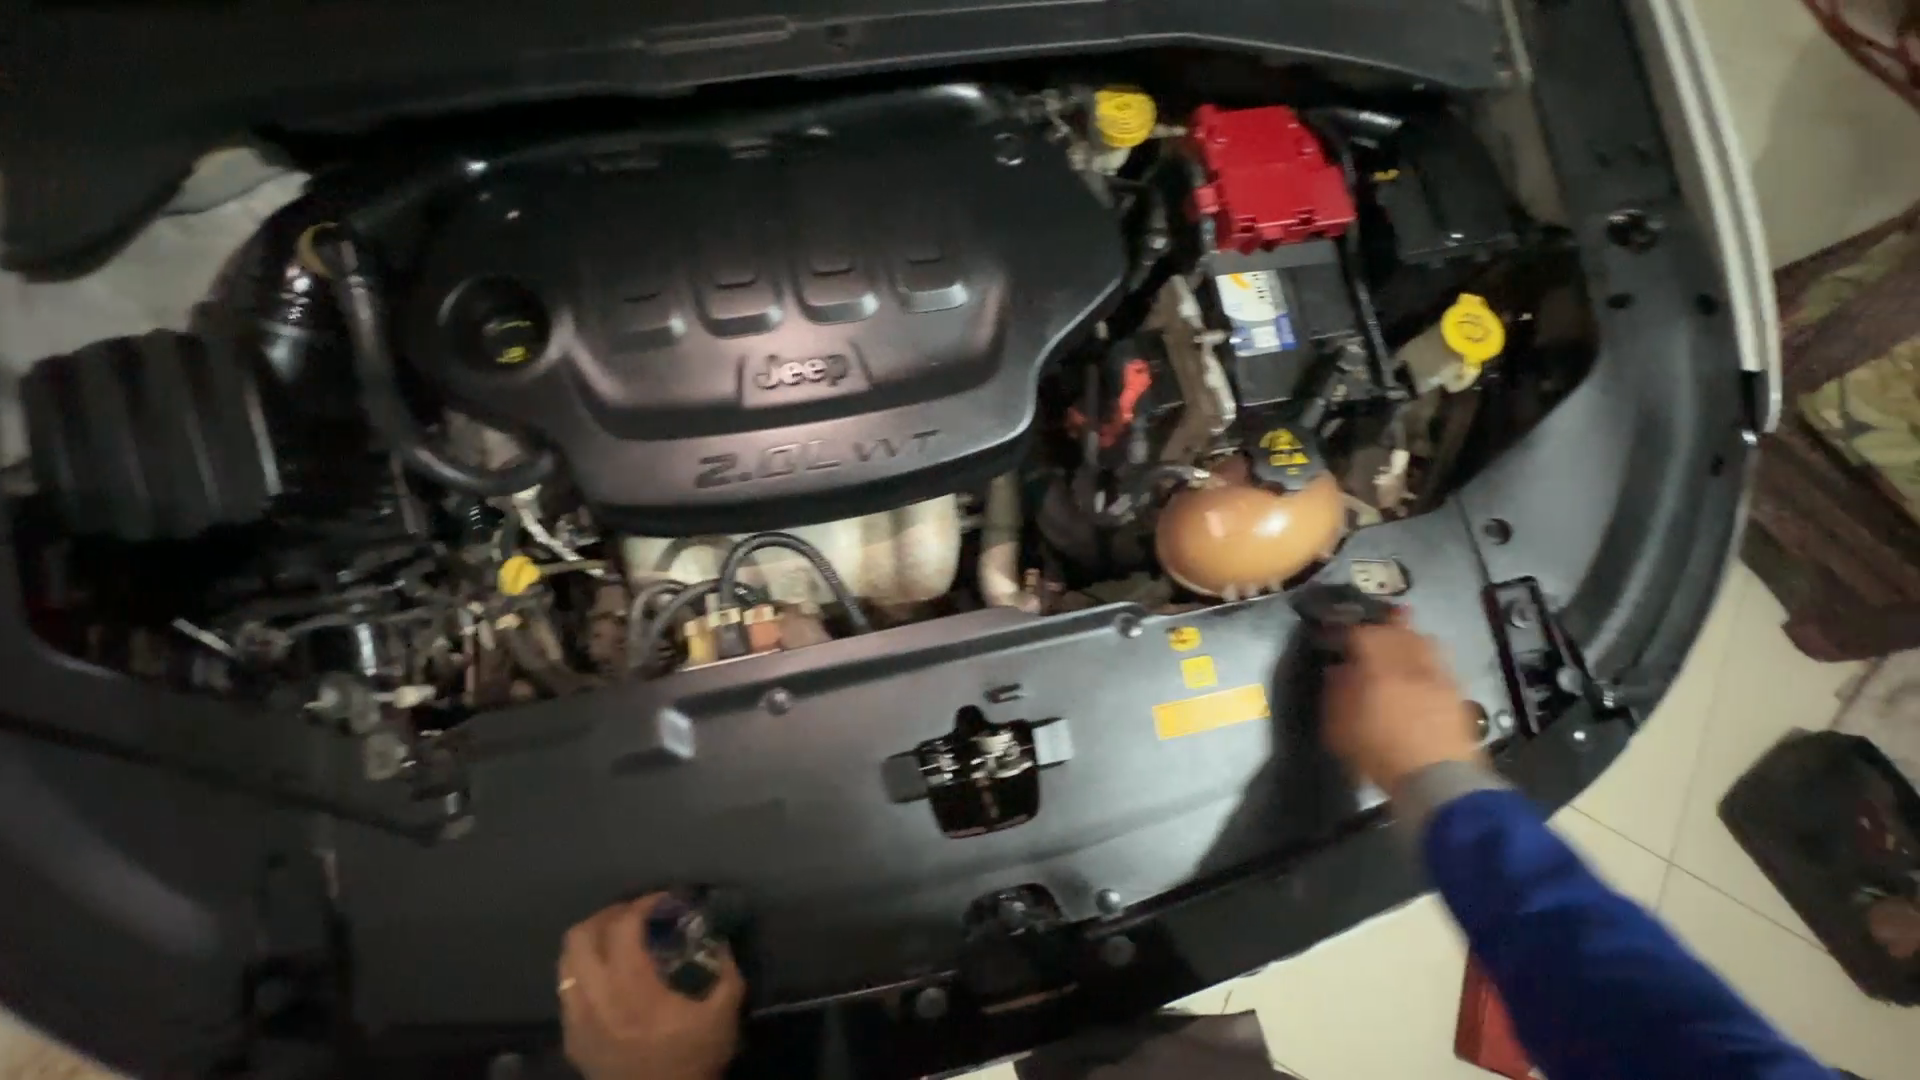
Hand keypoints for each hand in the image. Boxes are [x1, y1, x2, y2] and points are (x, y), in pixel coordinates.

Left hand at [558, 894, 744, 1079]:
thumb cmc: (693, 1061)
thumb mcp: (724, 1011)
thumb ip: (725, 967)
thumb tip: (718, 937)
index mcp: (632, 989)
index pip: (622, 926)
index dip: (643, 903)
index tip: (666, 900)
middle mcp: (596, 999)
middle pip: (580, 936)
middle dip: (609, 915)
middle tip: (636, 914)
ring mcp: (577, 1021)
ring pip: (566, 961)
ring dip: (593, 941)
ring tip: (620, 939)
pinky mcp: (571, 1039)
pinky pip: (567, 988)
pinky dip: (585, 969)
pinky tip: (612, 976)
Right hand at [1321, 612, 1484, 793]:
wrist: (1439, 783)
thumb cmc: (1381, 755)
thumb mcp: (1342, 729)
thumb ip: (1336, 695)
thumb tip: (1336, 672)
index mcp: (1379, 671)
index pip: (1361, 634)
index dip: (1343, 630)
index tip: (1331, 634)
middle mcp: (1411, 666)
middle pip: (1396, 630)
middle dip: (1379, 625)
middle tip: (1365, 627)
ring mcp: (1438, 677)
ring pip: (1423, 640)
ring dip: (1407, 634)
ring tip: (1396, 637)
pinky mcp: (1457, 693)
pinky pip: (1440, 661)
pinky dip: (1426, 656)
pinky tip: (1419, 666)